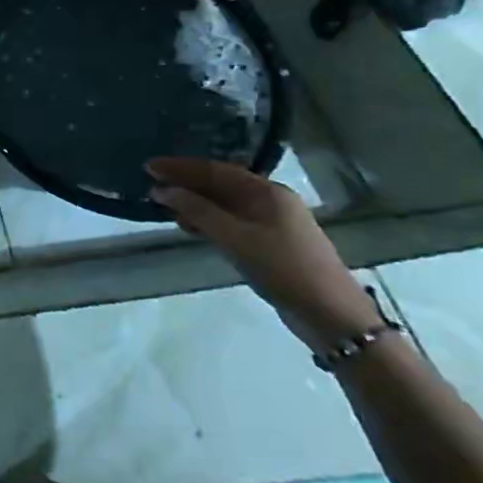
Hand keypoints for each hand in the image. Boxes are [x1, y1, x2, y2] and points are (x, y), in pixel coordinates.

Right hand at [147, 157, 382, 350]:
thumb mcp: (235, 238)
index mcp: (267, 191)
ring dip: (195, 204)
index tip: (149, 166)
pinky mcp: (271, 243)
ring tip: (167, 209)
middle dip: (186, 184)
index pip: (215, 170)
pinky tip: (192, 228)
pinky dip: (209, 221)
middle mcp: (270, 200)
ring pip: (224, 205)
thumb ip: (197, 210)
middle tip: (152, 186)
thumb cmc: (283, 268)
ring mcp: (272, 223)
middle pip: (220, 184)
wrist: (333, 316)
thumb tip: (162, 189)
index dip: (180, 167)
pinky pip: (232, 222)